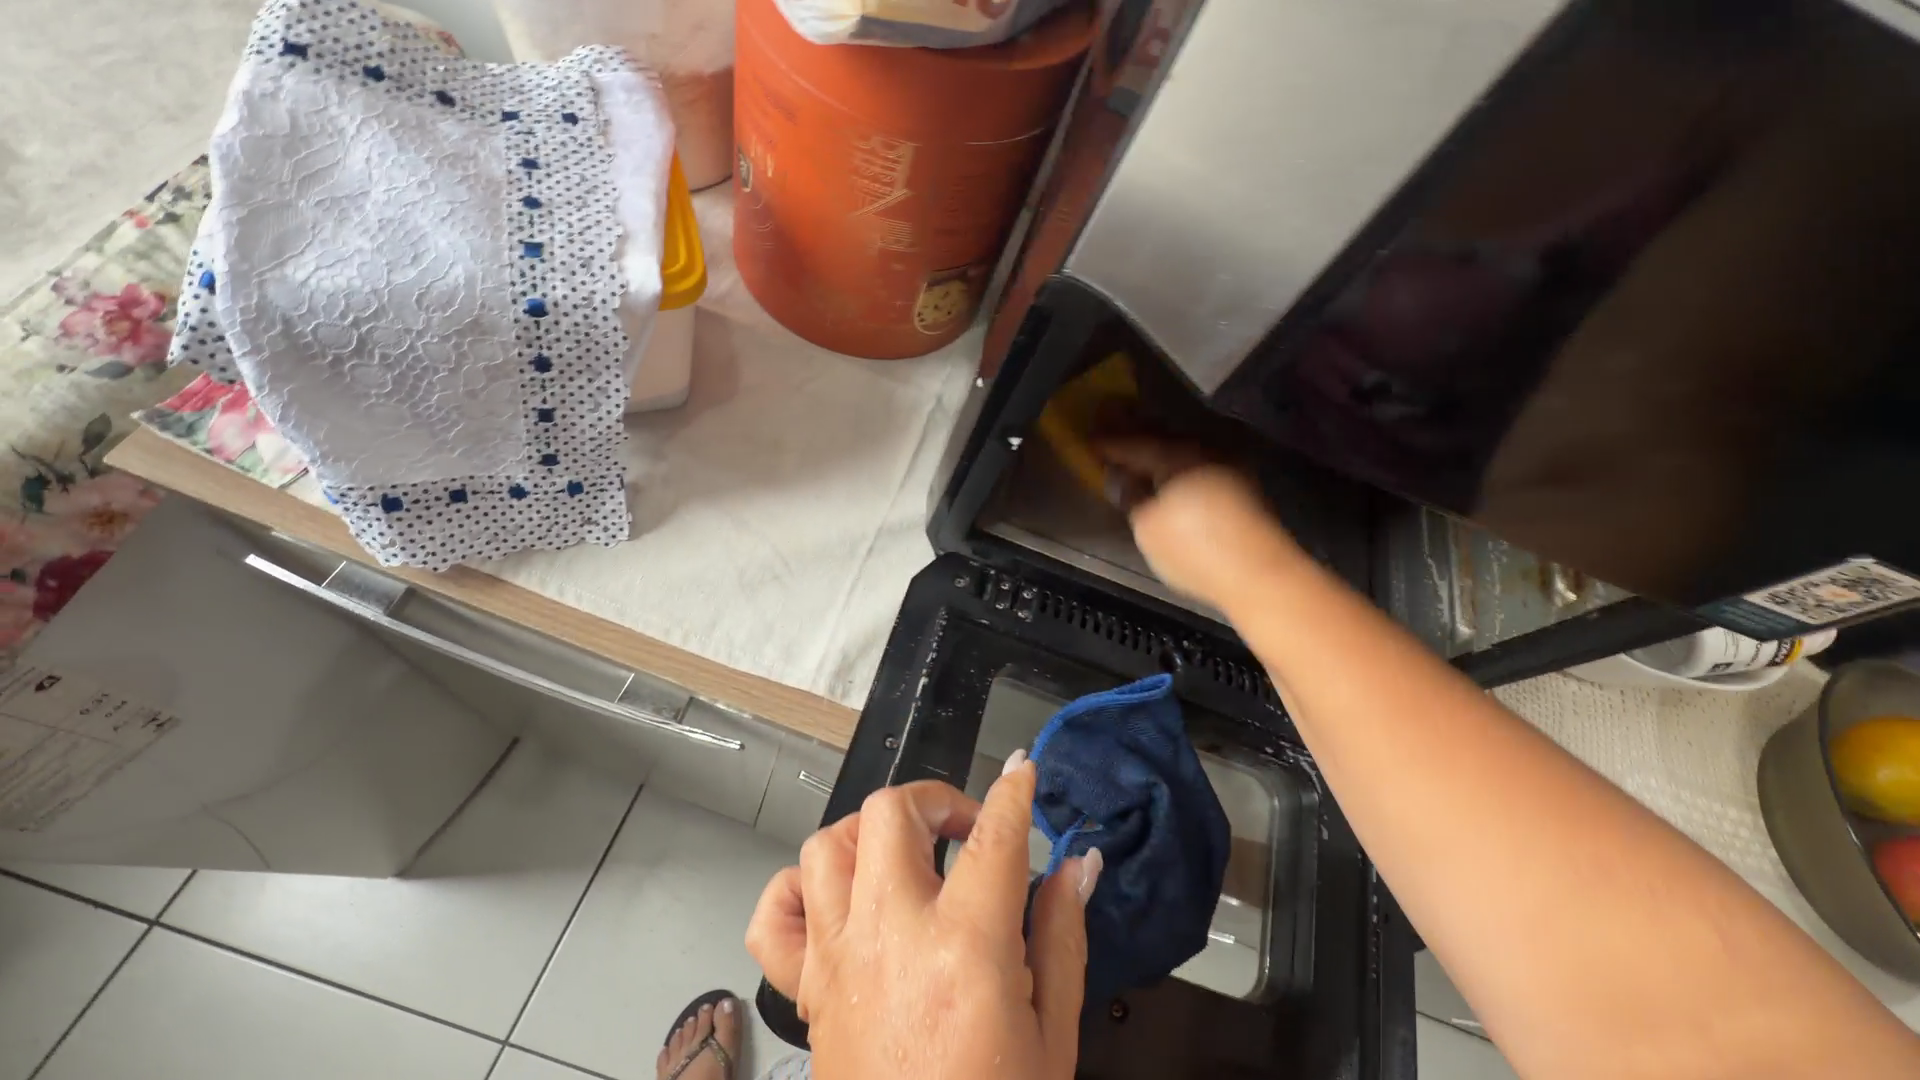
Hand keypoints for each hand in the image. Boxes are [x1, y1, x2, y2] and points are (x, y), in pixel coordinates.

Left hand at [745, 758, 1098, 1079]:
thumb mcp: (1054, 1031)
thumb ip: (1063, 935)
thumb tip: (1076, 867)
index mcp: (965, 948)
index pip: (993, 838)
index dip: (1013, 792)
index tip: (1022, 772)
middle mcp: (891, 936)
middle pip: (891, 812)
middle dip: (936, 799)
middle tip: (968, 829)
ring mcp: (837, 959)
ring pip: (828, 845)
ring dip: (870, 833)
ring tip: (908, 857)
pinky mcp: (805, 988)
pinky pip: (775, 914)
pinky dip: (799, 890)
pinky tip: (837, 900)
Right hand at [1096, 435, 1304, 607]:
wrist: (1260, 575)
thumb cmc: (1194, 550)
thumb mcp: (1147, 527)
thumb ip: (1130, 496)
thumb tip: (1121, 477)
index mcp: (1175, 455)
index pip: (1133, 442)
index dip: (1109, 443)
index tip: (1090, 440)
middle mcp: (1204, 451)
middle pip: (1162, 437)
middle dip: (1137, 434)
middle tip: (1113, 427)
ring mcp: (1228, 467)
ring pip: (1184, 450)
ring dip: (1160, 449)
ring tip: (1140, 454)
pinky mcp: (1242, 488)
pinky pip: (1199, 465)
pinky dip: (1179, 466)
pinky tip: (1171, 476)